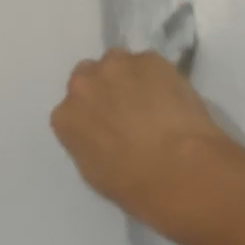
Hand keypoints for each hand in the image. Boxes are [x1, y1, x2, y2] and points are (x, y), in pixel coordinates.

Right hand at [51, 48, 232, 226]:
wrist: (179, 168)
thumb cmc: (134, 185)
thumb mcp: (94, 172)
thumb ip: (88, 143)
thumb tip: (101, 134)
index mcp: (65, 117)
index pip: (73, 110)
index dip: (92, 117)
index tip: (108, 128)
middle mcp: (83, 84)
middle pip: (89, 76)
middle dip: (104, 89)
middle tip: (127, 110)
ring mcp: (116, 66)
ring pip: (118, 63)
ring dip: (129, 78)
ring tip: (153, 100)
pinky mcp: (150, 59)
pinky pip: (149, 64)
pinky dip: (158, 77)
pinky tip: (173, 98)